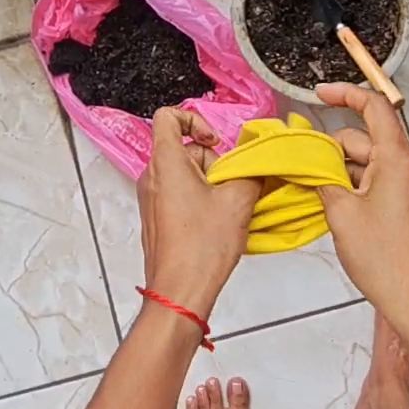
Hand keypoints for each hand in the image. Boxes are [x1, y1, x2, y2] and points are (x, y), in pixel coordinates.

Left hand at [137, 109, 258, 317]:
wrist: (179, 292)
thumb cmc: (201, 247)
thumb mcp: (238, 201)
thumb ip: (251, 172)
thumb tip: (258, 164)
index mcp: (165, 161)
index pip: (168, 116)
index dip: (195, 120)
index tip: (215, 141)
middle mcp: (152, 175)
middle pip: (184, 148)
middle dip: (212, 162)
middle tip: (229, 187)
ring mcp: (151, 198)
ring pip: (184, 173)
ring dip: (209, 184)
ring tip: (226, 209)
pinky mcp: (156, 217)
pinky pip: (179, 194)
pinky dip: (199, 200)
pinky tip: (216, 223)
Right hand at [314, 83, 408, 334]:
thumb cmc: (384, 259)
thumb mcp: (340, 212)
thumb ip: (324, 177)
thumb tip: (312, 163)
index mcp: (399, 159)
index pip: (374, 107)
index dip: (345, 94)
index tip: (321, 94)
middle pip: (370, 142)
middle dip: (337, 151)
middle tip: (307, 170)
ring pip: (378, 165)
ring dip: (350, 173)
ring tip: (324, 196)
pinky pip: (391, 184)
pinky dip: (366, 188)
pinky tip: (347, 210)